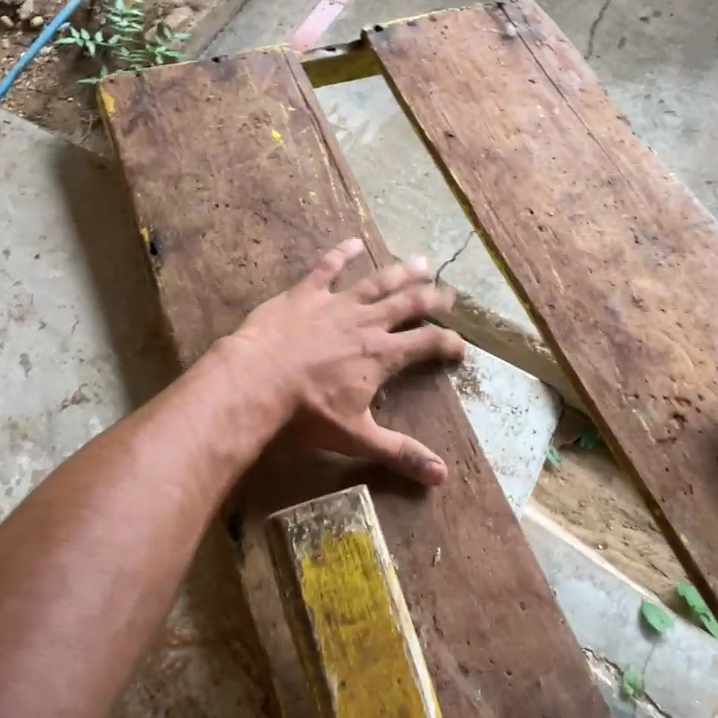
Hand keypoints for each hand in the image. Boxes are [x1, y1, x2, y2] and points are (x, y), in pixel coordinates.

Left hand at [214, 238, 464, 484]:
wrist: (256, 381)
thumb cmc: (306, 412)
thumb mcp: (357, 436)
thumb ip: (400, 452)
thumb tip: (441, 475)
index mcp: (381, 355)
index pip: (427, 344)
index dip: (449, 343)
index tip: (461, 345)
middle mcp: (365, 323)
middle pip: (407, 304)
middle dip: (431, 298)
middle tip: (449, 292)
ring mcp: (335, 303)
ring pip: (376, 282)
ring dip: (400, 271)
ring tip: (422, 262)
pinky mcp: (305, 293)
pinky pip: (327, 267)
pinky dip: (342, 253)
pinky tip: (353, 241)